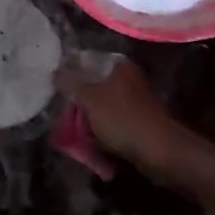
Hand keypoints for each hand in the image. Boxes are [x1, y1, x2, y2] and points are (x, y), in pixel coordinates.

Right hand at [53, 53, 177, 165]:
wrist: (160, 153)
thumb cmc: (122, 118)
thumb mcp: (89, 98)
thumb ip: (69, 83)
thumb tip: (54, 71)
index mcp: (120, 66)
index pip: (88, 61)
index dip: (70, 72)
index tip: (56, 85)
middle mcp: (129, 79)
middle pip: (94, 84)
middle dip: (78, 98)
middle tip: (61, 109)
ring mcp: (135, 101)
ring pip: (102, 104)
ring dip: (89, 116)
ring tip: (72, 127)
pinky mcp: (138, 121)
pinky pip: (112, 121)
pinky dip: (101, 129)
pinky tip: (90, 139)